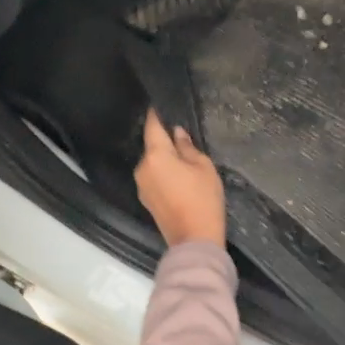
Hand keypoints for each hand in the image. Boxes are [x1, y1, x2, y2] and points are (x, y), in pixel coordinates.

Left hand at [135, 110, 226, 249]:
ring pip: (153, 163)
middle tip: (184, 137)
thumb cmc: (202, 199)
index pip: (152, 126)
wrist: (194, 241)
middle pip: (152, 146)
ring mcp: (141, 186)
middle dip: (165, 140)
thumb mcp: (203, 167)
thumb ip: (187, 147)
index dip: (157, 113)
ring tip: (185, 160)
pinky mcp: (146, 200)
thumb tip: (177, 134)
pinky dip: (164, 173)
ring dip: (165, 159)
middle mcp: (142, 168)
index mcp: (155, 155)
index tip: (161, 103)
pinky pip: (154, 178)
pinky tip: (179, 178)